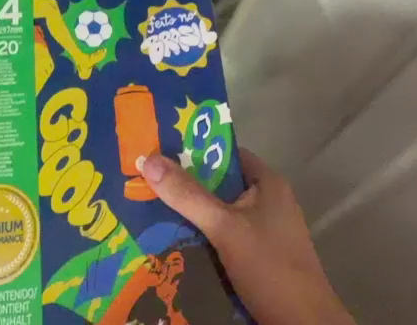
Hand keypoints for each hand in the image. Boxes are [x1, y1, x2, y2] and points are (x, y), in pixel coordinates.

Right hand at [137, 149, 356, 324]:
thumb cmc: (269, 266)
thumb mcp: (224, 227)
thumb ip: (188, 195)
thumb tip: (148, 159)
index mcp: (267, 183)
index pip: (227, 153)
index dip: (196, 151)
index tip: (161, 154)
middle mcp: (269, 202)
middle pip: (221, 185)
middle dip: (189, 187)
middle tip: (150, 185)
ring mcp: (267, 232)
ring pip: (222, 215)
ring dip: (195, 217)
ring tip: (154, 213)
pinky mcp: (262, 259)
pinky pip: (227, 240)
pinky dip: (206, 241)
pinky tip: (179, 246)